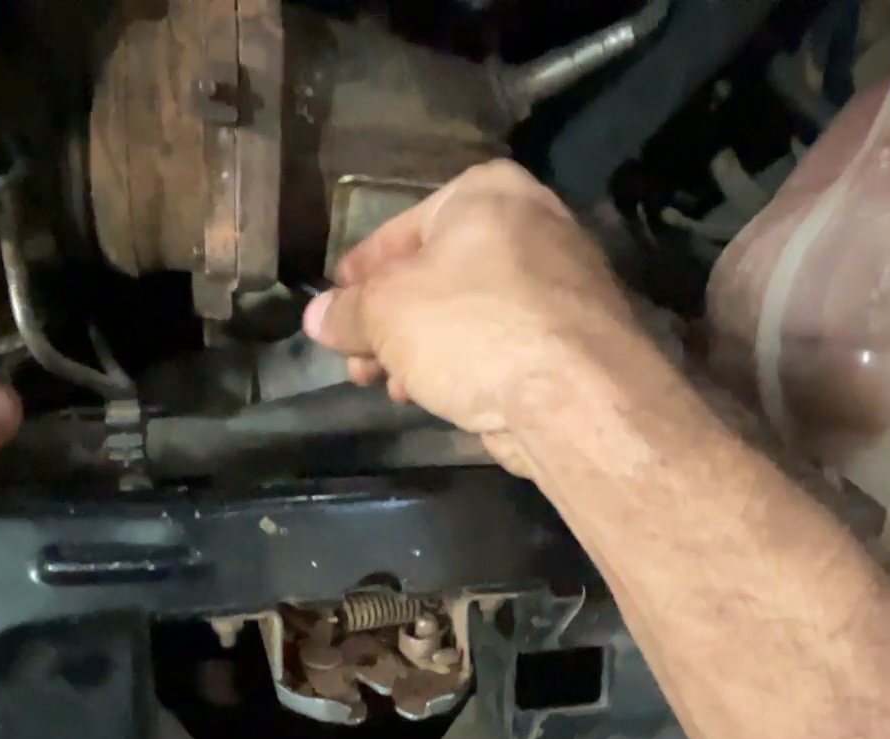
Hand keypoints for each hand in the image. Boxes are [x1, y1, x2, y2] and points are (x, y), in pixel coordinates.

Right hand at [302, 161, 644, 470]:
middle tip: (354, 359)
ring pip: (463, 314)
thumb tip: (317, 317)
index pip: (402, 229)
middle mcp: (529, 225)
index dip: (360, 271)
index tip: (334, 302)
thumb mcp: (384, 314)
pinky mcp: (569, 337)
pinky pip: (496, 342)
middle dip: (385, 323)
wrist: (572, 393)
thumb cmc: (469, 328)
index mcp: (486, 194)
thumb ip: (345, 313)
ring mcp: (556, 283)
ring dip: (415, 350)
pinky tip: (429, 394)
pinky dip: (458, 363)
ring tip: (384, 385)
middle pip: (434, 275)